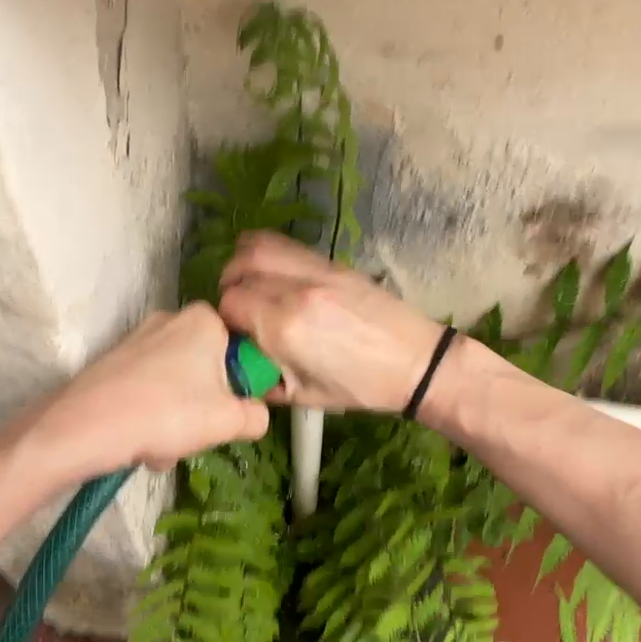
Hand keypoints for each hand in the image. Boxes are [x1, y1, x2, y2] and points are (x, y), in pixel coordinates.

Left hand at [36, 303, 269, 475]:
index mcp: (205, 319)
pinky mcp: (114, 361)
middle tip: (196, 435)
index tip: (232, 413)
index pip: (242, 350)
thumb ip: (257, 415)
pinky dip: (151, 415)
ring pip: (177, 384)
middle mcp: (171, 318)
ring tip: (163, 446)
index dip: (243, 385)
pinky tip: (141, 442)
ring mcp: (137, 338)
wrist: (86, 426)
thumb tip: (256, 414)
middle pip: (207, 369)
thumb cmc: (168, 413)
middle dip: (205, 407)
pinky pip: (148, 390)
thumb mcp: (230, 421)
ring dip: (177, 419)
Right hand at [218, 232, 448, 412]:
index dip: (224, 321)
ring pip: (255, 248)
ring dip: (241, 265)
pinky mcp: (332, 262)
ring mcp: (316, 271)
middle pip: (238, 274)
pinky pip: (284, 244)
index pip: (229, 305)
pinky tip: (266, 270)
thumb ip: (263, 380)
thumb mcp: (305, 397)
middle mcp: (296, 292)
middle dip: (229, 293)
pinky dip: (264, 251)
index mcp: (286, 328)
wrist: (416, 362)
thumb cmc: (362, 388)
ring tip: (246, 285)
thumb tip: (236, 366)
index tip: (235, 335)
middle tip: (239, 312)